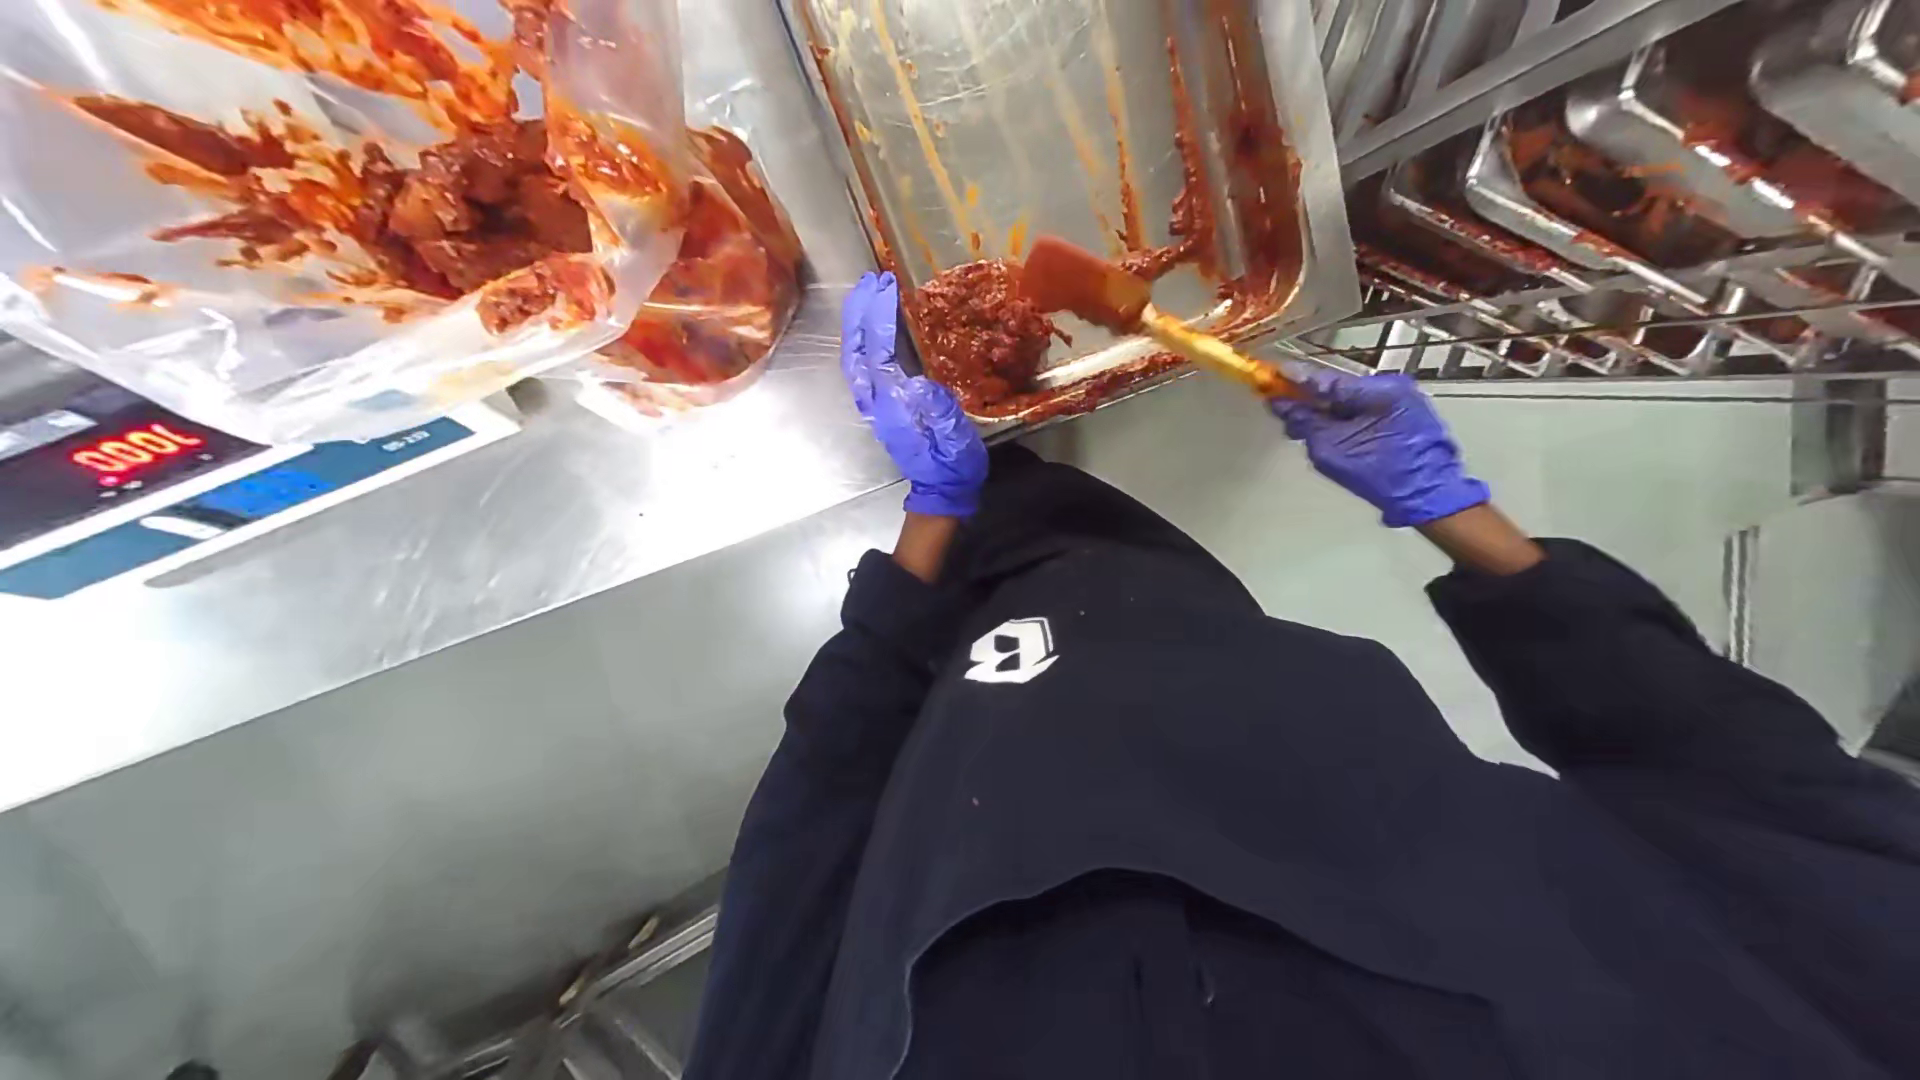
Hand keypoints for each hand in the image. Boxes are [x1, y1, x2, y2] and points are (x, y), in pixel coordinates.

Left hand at [842, 271, 987, 517]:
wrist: (943, 489)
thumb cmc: (952, 464)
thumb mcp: (954, 439)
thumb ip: (938, 411)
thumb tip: (921, 383)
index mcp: (893, 404)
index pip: (878, 352)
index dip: (879, 316)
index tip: (885, 286)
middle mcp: (877, 400)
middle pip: (856, 350)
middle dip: (859, 312)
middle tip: (868, 281)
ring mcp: (876, 403)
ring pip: (855, 357)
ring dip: (857, 324)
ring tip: (866, 294)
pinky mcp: (882, 404)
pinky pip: (864, 366)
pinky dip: (863, 340)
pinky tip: (872, 327)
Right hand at [1271, 368, 1488, 526]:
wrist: (1428, 496)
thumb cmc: (1380, 474)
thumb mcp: (1331, 449)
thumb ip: (1304, 421)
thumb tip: (1281, 404)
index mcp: (1377, 390)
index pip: (1325, 379)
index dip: (1294, 380)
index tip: (1269, 376)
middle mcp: (1391, 387)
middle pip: (1336, 388)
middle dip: (1306, 399)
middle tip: (1280, 409)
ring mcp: (1399, 400)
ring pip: (1347, 400)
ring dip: (1322, 410)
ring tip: (1300, 427)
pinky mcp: (1402, 415)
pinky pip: (1360, 410)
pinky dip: (1338, 418)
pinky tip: (1324, 431)